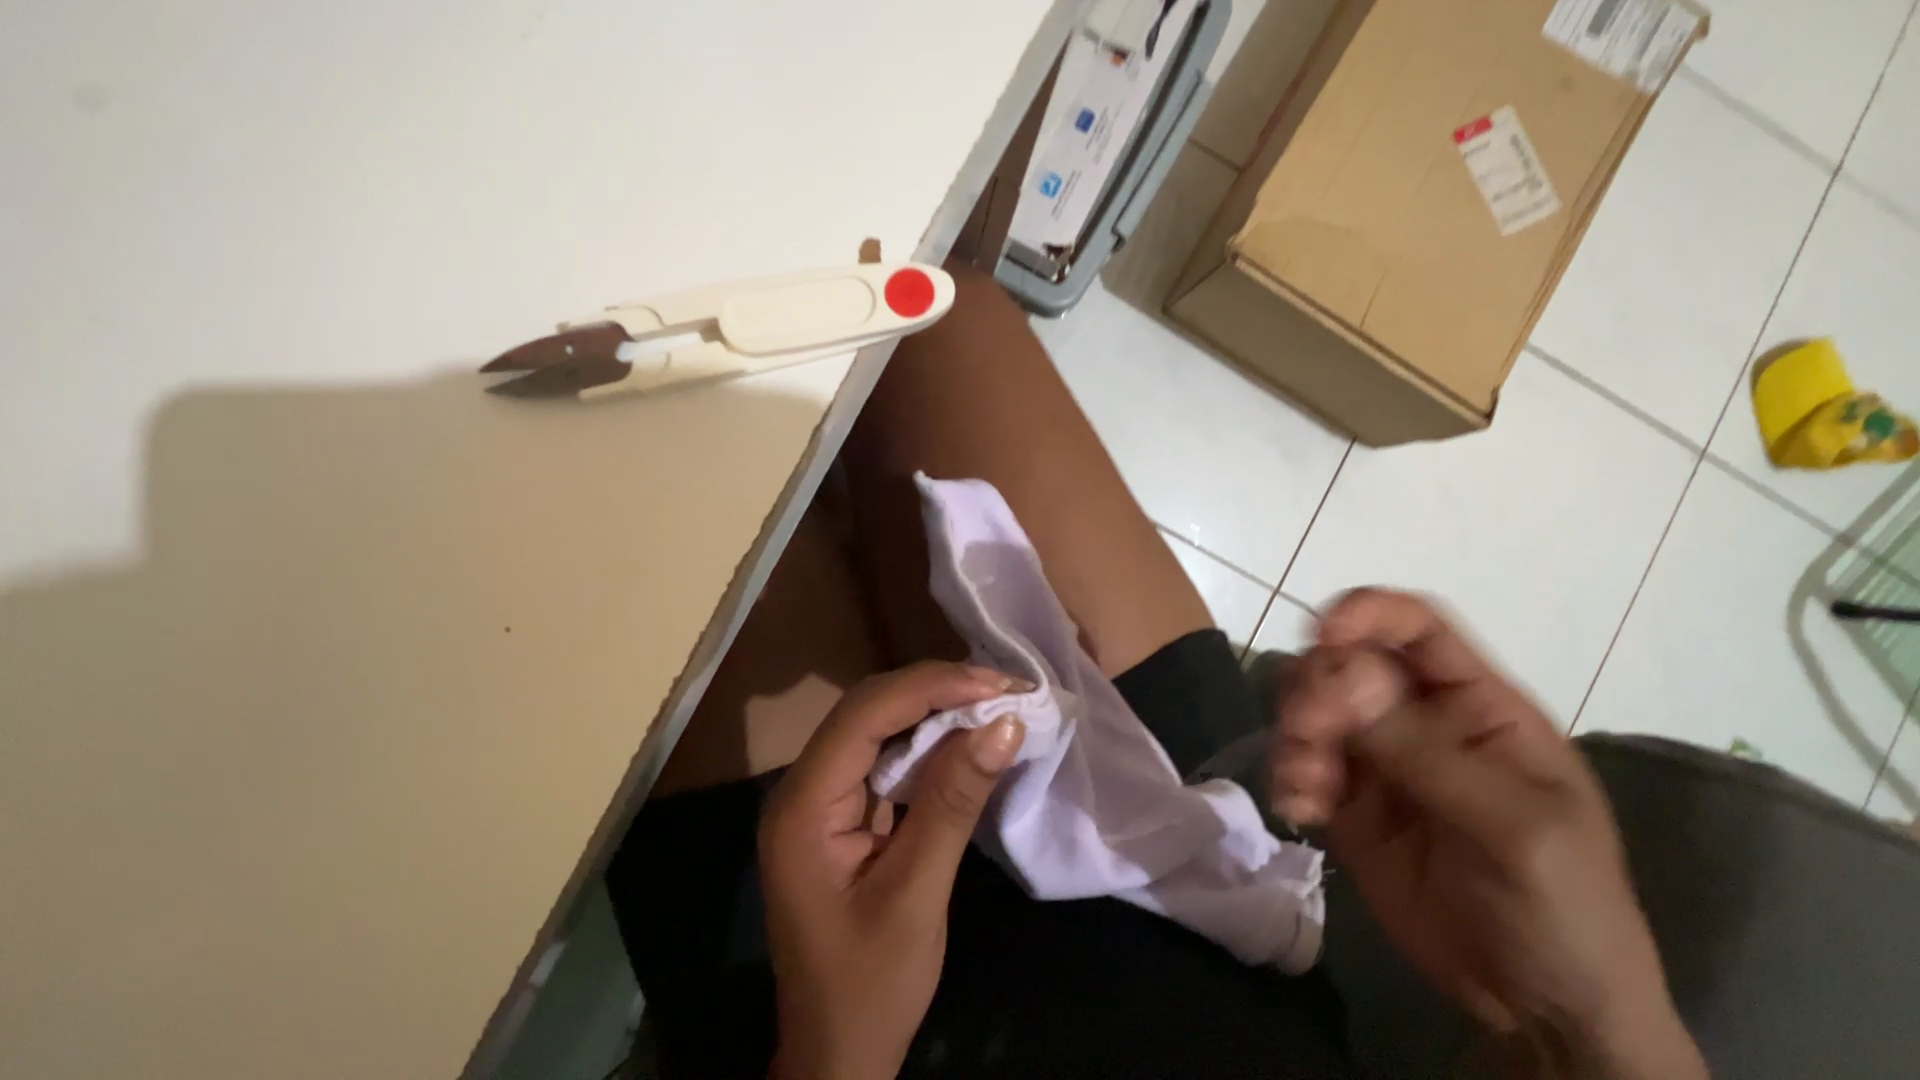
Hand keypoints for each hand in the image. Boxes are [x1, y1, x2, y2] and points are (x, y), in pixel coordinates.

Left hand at [759, 661, 1026, 1079]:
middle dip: (935, 692)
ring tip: (994, 704)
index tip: (998, 686)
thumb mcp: (916, 895)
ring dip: (934, 712)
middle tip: (1005, 690)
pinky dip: (926, 746)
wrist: (837, 1053)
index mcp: (803, 807)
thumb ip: (952, 803)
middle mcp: (801, 791)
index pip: (864, 716)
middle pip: (865, 713)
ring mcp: (818, 804)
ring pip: (875, 730)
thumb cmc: (871, 985)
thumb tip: (1002, 725)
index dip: (931, 688)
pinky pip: (882, 761)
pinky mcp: (840, 819)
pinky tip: (963, 741)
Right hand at [1272, 590, 1704, 1078]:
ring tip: (1305, 784)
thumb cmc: (1563, 908)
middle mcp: (1422, 722)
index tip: (1324, 636)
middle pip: (1346, 664)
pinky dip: (1287, 775)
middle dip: (1315, 687)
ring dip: (1293, 732)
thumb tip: (1346, 675)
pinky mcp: (1348, 808)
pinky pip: (1299, 766)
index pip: (1417, 629)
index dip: (1368, 615)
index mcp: (1480, 708)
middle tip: (1309, 735)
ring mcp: (1380, 764)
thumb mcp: (1515, 828)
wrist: (1542, 1011)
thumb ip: (1428, 752)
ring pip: (1311, 709)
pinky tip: (1298, 811)